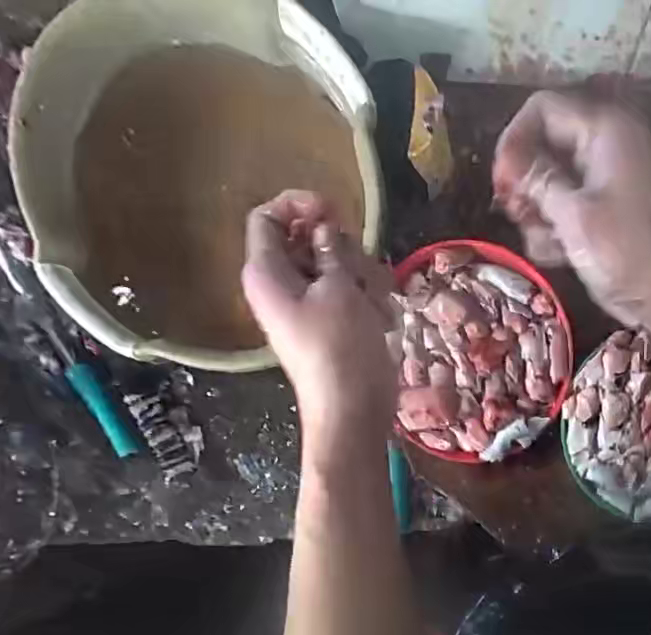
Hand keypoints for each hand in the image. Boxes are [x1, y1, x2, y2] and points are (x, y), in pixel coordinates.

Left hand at [242, 191, 394, 436]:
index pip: (267, 218)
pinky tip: (383, 321)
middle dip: (343, 251)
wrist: (354, 410)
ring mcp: (310, 309)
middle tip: (362, 271)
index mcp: (267, 272)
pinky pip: (349, 298)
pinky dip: (369, 302)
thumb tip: (327, 229)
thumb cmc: (342, 350)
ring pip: (336, 271)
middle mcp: (283, 287)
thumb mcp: (340, 290)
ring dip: (364, 280)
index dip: (299, 206)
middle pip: (308, 243)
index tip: (335, 213)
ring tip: (378, 306)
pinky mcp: (334, 327)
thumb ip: (332, 250)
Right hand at [493, 91, 650, 326]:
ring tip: (545, 242)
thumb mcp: (573, 216)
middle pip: (543, 146)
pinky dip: (556, 229)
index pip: (542, 110)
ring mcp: (605, 180)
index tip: (501, 184)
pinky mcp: (604, 211)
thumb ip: (538, 181)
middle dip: (526, 184)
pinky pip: (566, 206)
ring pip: (551, 181)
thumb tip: (509, 160)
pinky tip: (558, 255)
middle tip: (517, 216)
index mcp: (604, 131)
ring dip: (538, 213)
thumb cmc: (625, 253)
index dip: (514, 142)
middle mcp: (605, 146)